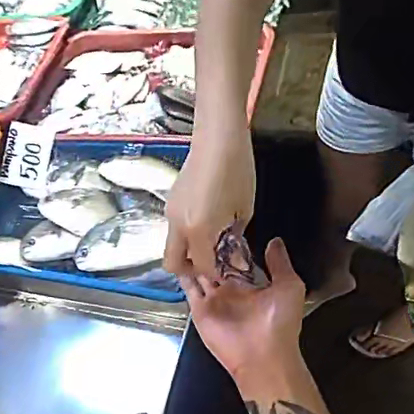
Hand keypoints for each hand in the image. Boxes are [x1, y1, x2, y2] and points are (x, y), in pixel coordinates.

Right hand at [164, 129, 255, 278]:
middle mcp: (178, 226)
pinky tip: (208, 221)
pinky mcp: (170, 203)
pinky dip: (188, 235)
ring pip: (173, 246)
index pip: (203, 267)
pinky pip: (175, 229)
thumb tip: (233, 257)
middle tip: (212, 264)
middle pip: (173, 264)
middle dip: (191, 270)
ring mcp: (170, 214)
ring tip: (213, 242)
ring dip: (190, 251)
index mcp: (198, 231)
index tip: (230, 270)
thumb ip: (234, 239)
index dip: (217, 273)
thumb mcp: (243, 210)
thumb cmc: (237, 173)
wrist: (217, 140)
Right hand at [180, 237, 304, 384]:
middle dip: (207, 249)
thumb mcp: (289, 287)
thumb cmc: (280, 322)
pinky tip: (175, 259)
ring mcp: (213, 299)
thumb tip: (275, 241)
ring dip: (192, 259)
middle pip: (214, 264)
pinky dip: (181, 275)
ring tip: (183, 236)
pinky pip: (188, 288)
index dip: (229, 244)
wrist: (262, 356)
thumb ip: (280, 264)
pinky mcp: (199, 308)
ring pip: (199, 273)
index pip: (236, 259)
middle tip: (199, 225)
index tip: (221, 223)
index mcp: (251, 284)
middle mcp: (230, 289)